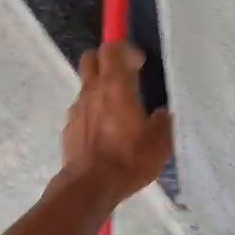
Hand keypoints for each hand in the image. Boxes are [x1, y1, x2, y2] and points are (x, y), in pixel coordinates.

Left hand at [60, 42, 172, 202]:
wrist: (92, 185)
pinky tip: (104, 134)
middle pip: (92, 58)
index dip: (126, 49)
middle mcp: (93, 90)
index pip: (114, 49)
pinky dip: (92, 115)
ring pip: (86, 86)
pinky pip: (81, 112)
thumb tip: (162, 114)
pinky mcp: (70, 128)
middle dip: (106, 60)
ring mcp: (77, 109)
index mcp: (117, 86)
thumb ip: (163, 123)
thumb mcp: (160, 144)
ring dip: (99, 90)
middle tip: (122, 76)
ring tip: (116, 112)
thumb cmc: (129, 159)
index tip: (139, 61)